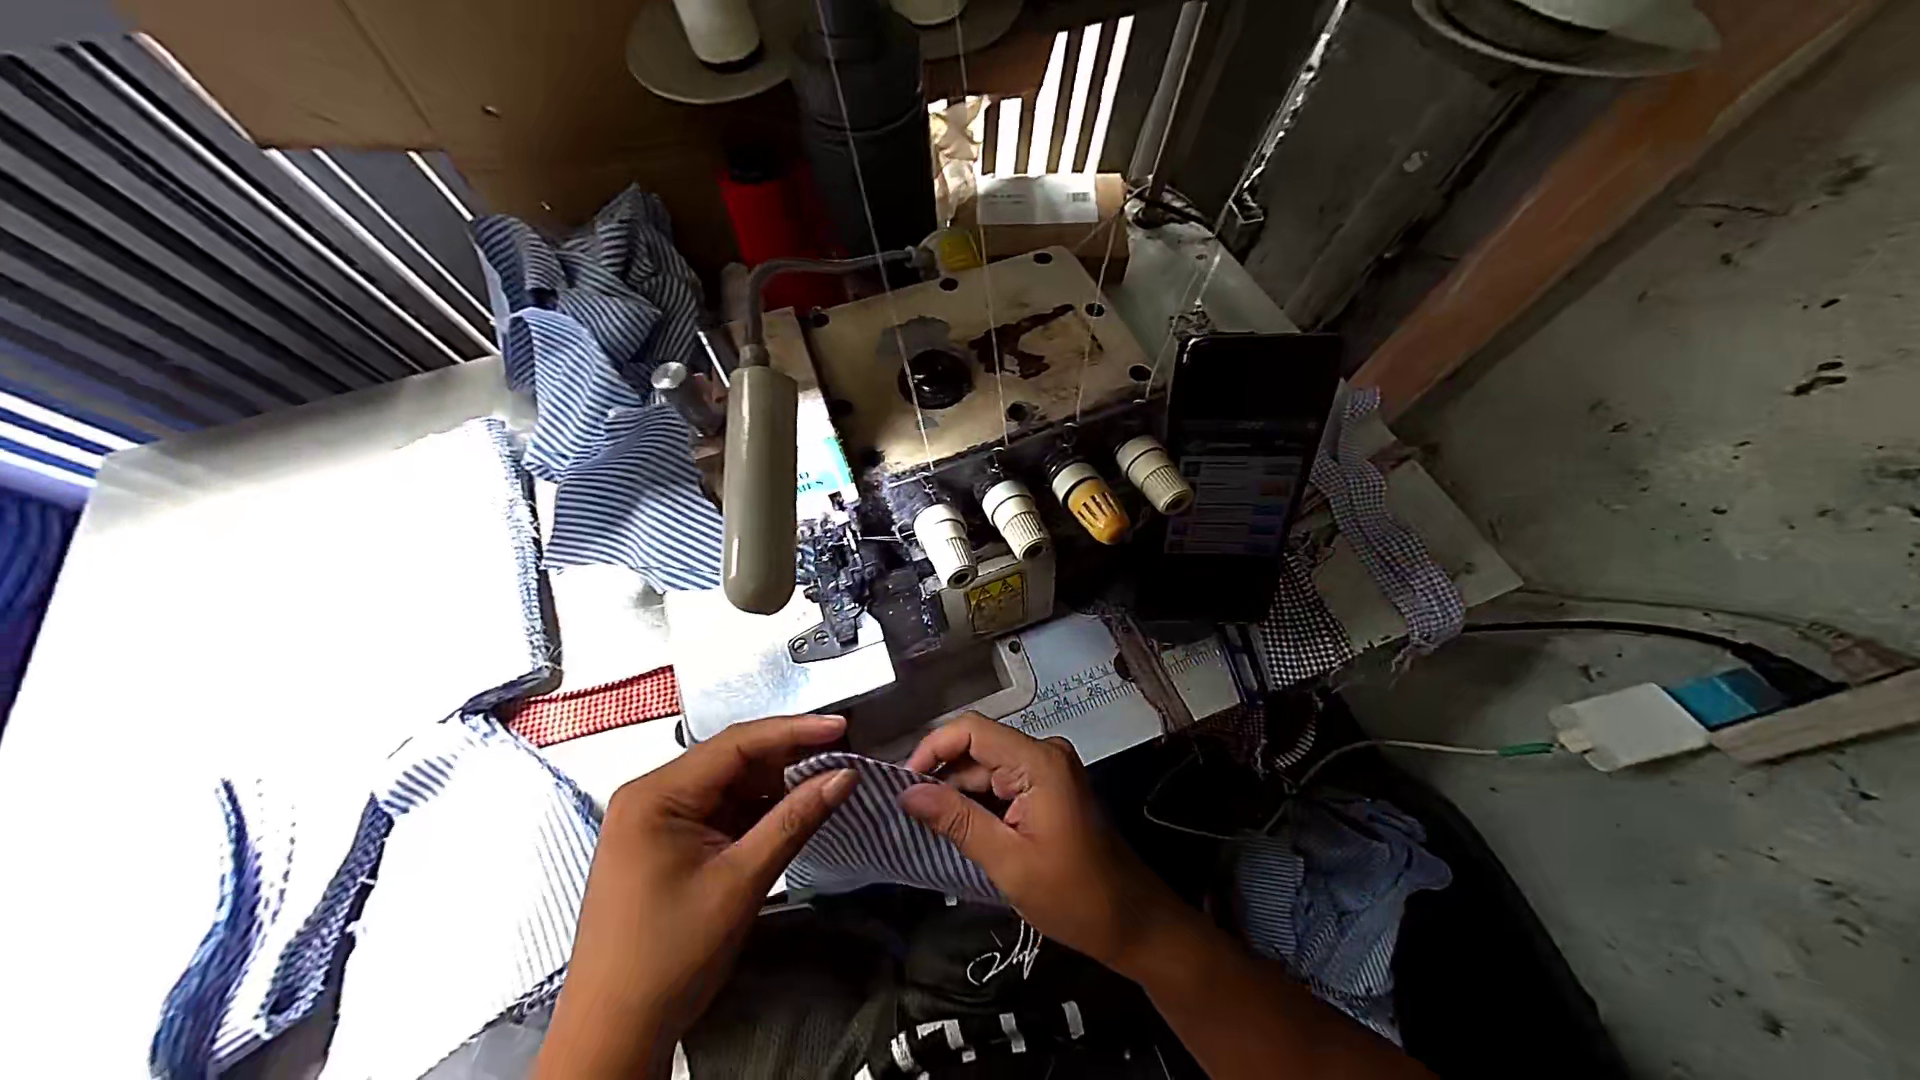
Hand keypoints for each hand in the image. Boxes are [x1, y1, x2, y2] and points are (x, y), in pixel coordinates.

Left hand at [535, 715, 857, 1079]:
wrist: (614, 1034)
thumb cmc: (669, 956)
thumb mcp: (740, 882)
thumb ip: (794, 820)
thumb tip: (844, 776)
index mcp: (656, 795)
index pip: (735, 743)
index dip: (794, 730)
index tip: (841, 726)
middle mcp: (652, 796)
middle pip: (732, 760)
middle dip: (788, 758)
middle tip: (842, 755)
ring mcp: (658, 820)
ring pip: (730, 785)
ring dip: (777, 785)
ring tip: (827, 781)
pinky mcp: (668, 843)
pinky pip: (722, 810)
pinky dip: (759, 811)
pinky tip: (793, 811)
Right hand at [897, 712, 1191, 977]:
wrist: (1131, 921)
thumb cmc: (1074, 895)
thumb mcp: (1008, 861)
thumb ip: (957, 821)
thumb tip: (907, 793)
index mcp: (1038, 762)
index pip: (972, 730)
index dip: (932, 748)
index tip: (904, 783)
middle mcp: (1043, 753)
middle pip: (976, 748)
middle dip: (942, 777)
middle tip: (912, 814)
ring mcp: (1047, 768)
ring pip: (985, 767)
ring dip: (958, 794)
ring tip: (932, 827)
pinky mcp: (1047, 786)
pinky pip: (1001, 782)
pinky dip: (978, 803)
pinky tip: (961, 828)